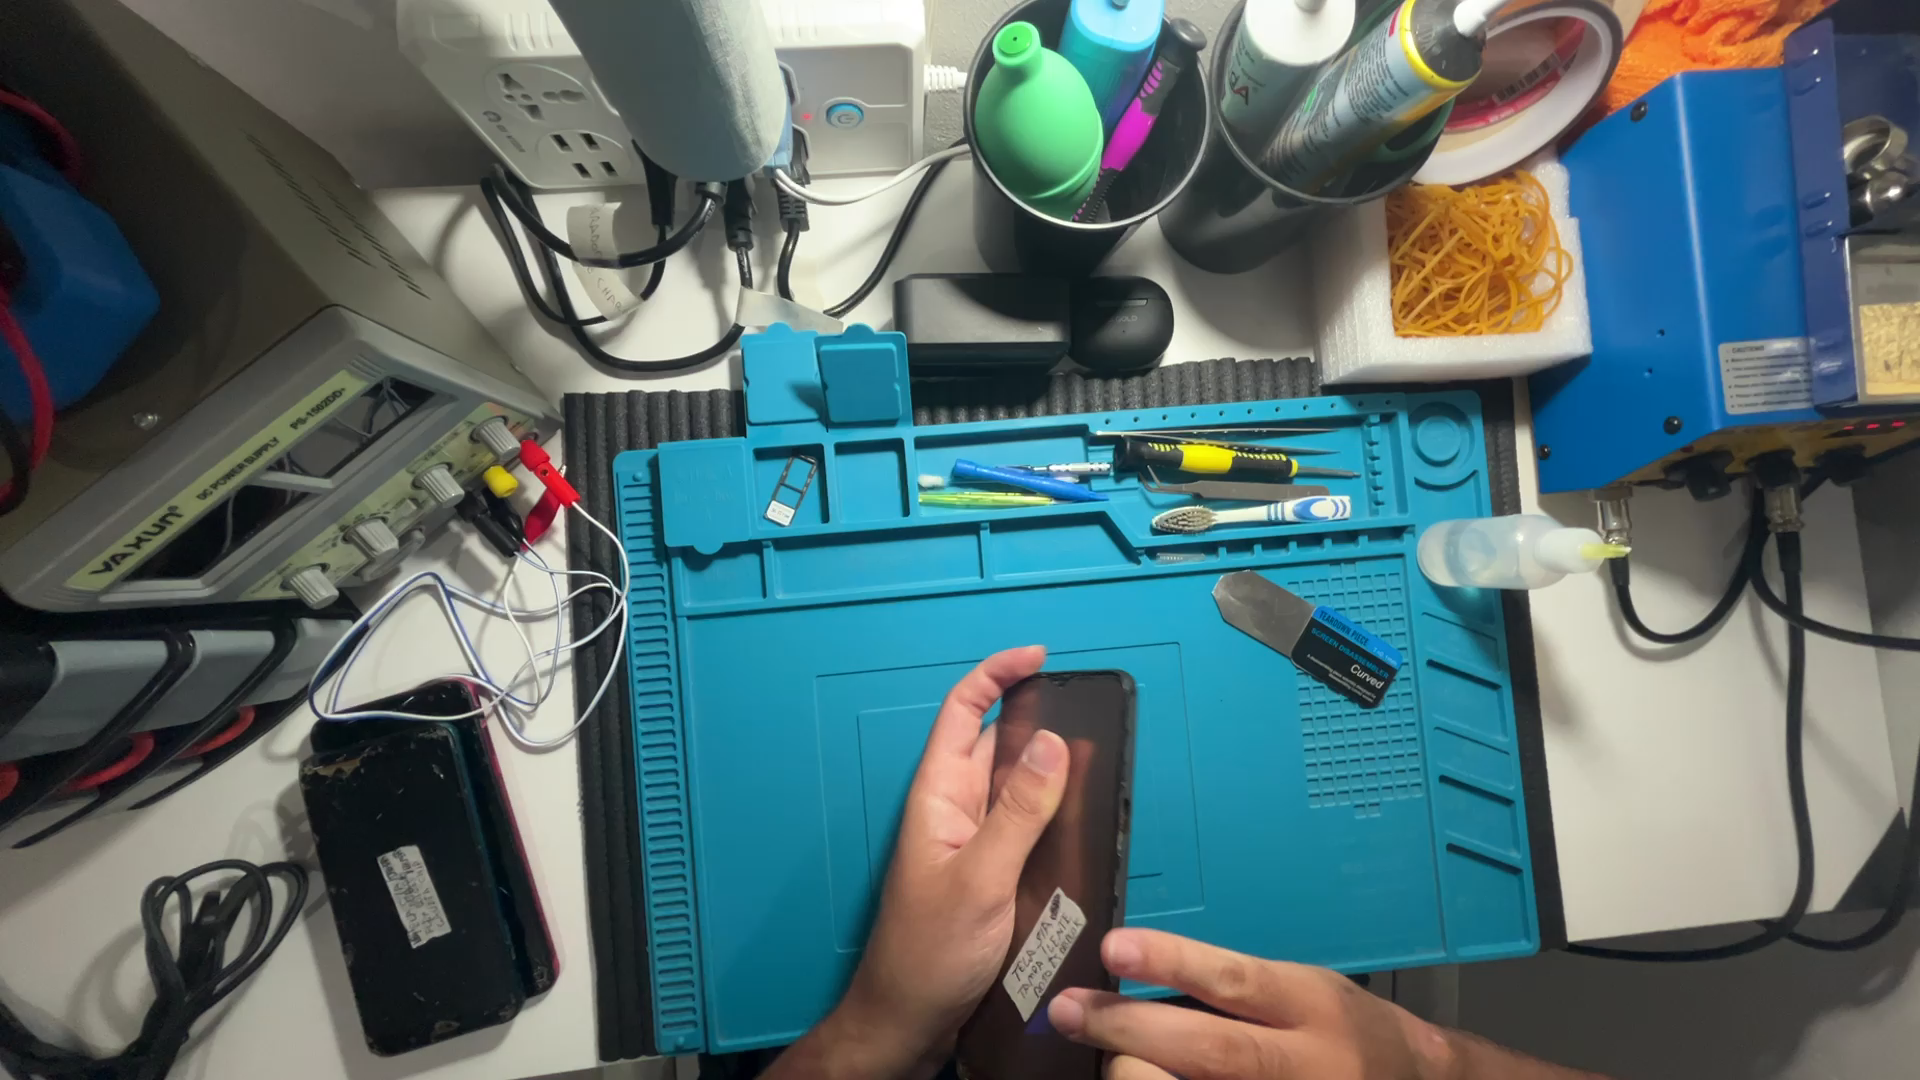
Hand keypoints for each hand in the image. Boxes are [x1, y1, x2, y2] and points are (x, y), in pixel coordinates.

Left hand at [813, 646, 1070, 1079]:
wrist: (909, 1024)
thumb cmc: (929, 952)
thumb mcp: (980, 877)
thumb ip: (1017, 812)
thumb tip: (1052, 741)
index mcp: (939, 792)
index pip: (963, 711)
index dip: (996, 675)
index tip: (1038, 657)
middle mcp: (955, 804)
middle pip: (995, 742)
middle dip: (1035, 720)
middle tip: (1087, 717)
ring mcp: (973, 836)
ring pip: (1014, 783)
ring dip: (1048, 768)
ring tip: (1097, 763)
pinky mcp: (990, 866)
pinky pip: (1024, 822)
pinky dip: (1051, 810)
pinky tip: (1081, 817)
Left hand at [1047, 928, 1443, 1079]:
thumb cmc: (1345, 1028)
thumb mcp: (1301, 989)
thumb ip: (1233, 986)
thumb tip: (1142, 974)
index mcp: (1309, 1005)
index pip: (1233, 979)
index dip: (1173, 962)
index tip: (1113, 947)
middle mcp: (1307, 1065)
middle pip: (1211, 1051)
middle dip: (1130, 1030)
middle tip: (1068, 1009)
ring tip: (1095, 1061)